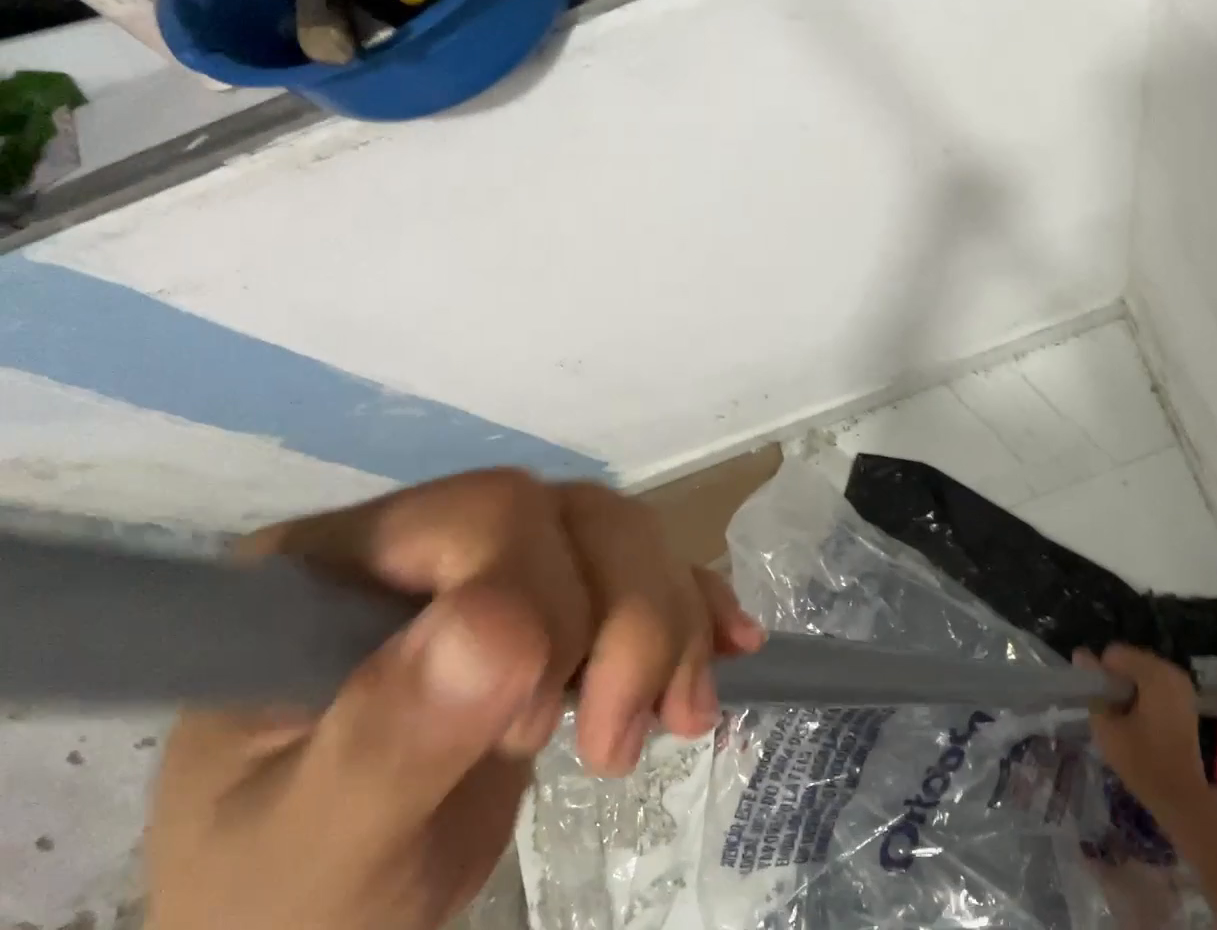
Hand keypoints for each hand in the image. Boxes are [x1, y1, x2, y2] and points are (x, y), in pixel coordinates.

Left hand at [147, 468, 763, 929]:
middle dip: (632, 622)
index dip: (545, 603)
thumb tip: (502, 630)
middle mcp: (423, 547)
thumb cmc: (296, 896)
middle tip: (619, 747)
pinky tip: (731, 651)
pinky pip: (649, 575)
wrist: (338, 916)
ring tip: (678, 724)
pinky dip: (699, 610)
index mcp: (335, 569)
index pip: (486, 517)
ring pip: (625, 541)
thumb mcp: (324, 842)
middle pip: (577, 519)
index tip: (532, 732)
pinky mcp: (559, 610)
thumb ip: (392, 736)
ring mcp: (499, 574)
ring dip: (673, 629)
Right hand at [1077, 644, 1211, 812]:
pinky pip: (1155, 686)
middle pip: (1130, 661)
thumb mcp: (1107, 726)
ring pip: (1142, 674)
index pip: (1115, 654)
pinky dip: (1143, 697)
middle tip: (1110, 713)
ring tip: (1123, 720)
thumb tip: (1080, 655)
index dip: (1100, 676)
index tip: (1100, 703)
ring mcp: (1182, 686)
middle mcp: (1173, 672)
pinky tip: (1139, 723)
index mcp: (1156, 674)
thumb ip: (1092, 689)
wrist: (1180, 796)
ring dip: (1128, 690)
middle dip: (1115, 682)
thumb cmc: (1142, 762)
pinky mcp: (1185, 701)